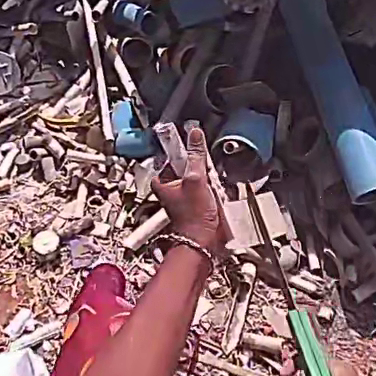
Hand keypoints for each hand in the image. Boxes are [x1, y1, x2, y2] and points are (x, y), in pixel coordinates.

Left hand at [152, 122, 224, 253]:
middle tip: (205, 180)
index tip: (197, 158)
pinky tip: (214, 197)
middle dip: (202, 171)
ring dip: (209, 181)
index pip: (174, 157)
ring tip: (210, 192)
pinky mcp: (196, 202)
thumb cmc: (193, 217)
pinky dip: (213, 190)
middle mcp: (170, 188)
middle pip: (189, 166)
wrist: (204, 242)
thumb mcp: (195, 180)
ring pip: (200, 176)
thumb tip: (194, 134)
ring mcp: (184, 195)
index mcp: (161, 181)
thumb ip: (196, 156)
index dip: (188, 157)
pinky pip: (207, 187)